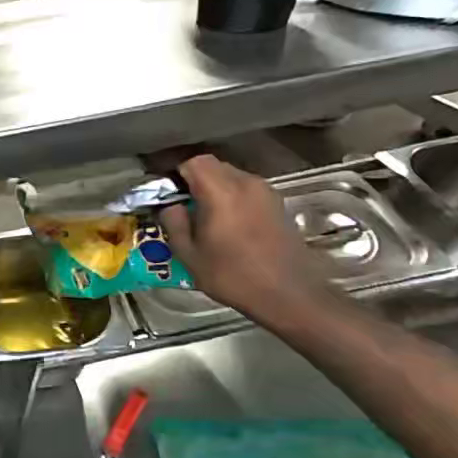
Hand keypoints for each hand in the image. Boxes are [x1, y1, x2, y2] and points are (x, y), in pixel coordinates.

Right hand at [160, 154, 334, 318]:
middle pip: (214, 166)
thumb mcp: (189, 254)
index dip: (178, 174)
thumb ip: (174, 222)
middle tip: (184, 206)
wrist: (288, 295)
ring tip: (206, 217)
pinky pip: (247, 190)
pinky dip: (232, 198)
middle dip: (195, 180)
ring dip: (215, 189)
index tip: (169, 194)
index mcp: (222, 193)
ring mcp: (266, 193)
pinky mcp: (278, 205)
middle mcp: (247, 184)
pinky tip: (228, 224)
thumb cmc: (232, 275)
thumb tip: (170, 206)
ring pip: (232, 177)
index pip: (194, 162)